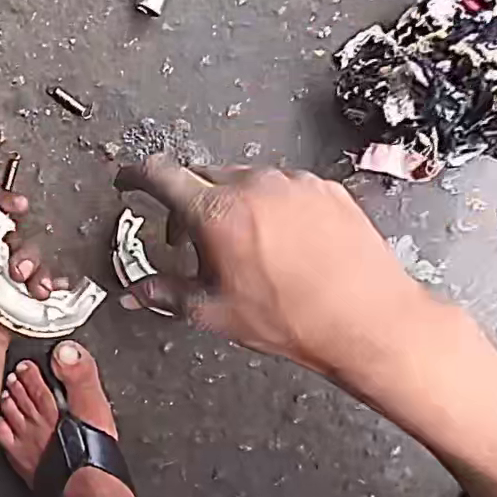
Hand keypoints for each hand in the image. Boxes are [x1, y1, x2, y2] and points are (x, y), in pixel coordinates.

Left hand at [0, 159, 22, 455]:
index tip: (16, 206)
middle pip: (1, 240)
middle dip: (20, 242)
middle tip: (21, 261)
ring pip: (18, 266)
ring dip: (34, 269)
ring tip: (32, 285)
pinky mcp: (2, 321)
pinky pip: (27, 297)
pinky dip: (42, 293)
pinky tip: (45, 297)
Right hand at [114, 155, 449, 378]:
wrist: (368, 320)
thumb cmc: (294, 319)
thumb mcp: (214, 311)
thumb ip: (166, 293)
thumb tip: (136, 291)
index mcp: (217, 215)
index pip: (161, 176)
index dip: (136, 176)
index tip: (128, 180)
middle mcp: (253, 187)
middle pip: (201, 178)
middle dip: (186, 205)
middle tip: (189, 243)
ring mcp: (292, 184)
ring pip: (242, 182)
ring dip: (228, 206)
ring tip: (241, 249)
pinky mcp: (322, 188)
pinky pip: (280, 187)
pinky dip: (267, 207)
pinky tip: (278, 243)